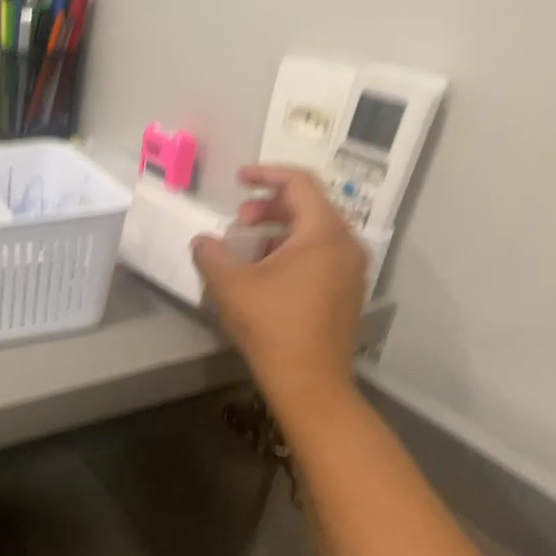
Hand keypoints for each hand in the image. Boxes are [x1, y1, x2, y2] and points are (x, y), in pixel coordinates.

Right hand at [192, 166, 367, 413]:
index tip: (239, 179)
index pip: (299, 183)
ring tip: (247, 248)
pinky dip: (293, 251)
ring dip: (279, 230)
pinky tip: (265, 274)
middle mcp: (346, 244)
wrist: (309, 382)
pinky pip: (321, 255)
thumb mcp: (231, 285)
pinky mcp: (347, 292)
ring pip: (315, 232)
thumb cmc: (272, 327)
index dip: (266, 173)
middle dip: (270, 205)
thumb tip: (203, 241)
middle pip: (310, 206)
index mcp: (323, 232)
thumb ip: (212, 254)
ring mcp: (352, 270)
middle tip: (239, 219)